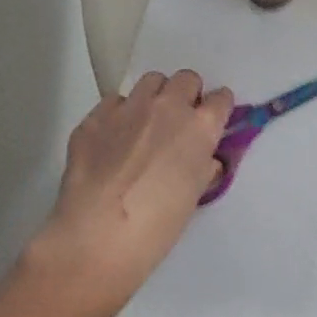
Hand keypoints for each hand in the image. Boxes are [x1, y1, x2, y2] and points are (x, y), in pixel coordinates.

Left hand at [29, 70, 233, 306]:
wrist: (97, 237)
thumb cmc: (157, 226)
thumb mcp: (194, 194)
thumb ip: (202, 166)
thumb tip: (202, 158)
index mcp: (201, 126)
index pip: (221, 98)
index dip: (216, 110)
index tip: (210, 122)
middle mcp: (168, 107)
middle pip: (186, 78)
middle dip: (186, 95)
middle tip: (177, 121)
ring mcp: (129, 108)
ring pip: (150, 81)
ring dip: (153, 97)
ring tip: (143, 124)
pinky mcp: (94, 118)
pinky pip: (113, 102)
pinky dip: (117, 115)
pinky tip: (110, 140)